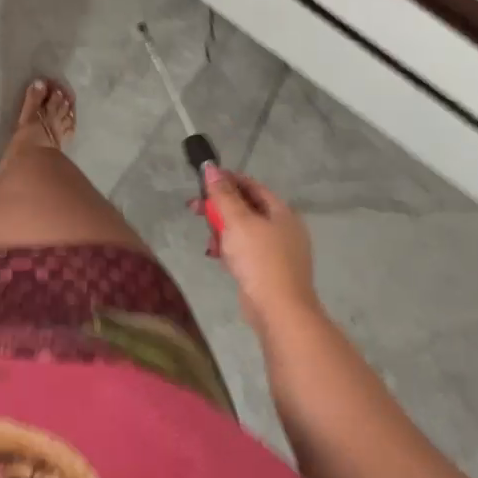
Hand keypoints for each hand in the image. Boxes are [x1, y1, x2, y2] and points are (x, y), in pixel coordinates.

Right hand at [206, 167, 319, 331]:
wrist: (279, 310)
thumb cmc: (259, 259)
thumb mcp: (237, 221)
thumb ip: (222, 194)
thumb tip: (210, 168)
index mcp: (282, 213)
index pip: (252, 186)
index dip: (226, 179)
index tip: (201, 180)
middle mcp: (283, 228)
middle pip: (245, 207)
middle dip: (218, 207)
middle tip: (195, 209)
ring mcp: (277, 250)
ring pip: (242, 229)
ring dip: (221, 230)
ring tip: (208, 240)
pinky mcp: (269, 269)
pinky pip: (244, 248)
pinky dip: (229, 247)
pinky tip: (216, 255)